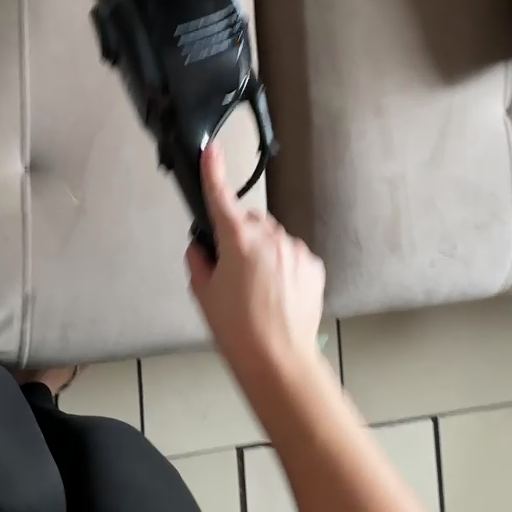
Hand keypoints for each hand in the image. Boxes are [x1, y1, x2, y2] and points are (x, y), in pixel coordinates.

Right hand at [186, 145, 325, 375]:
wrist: (279, 362)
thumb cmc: (238, 331)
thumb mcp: (203, 294)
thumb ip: (198, 260)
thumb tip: (201, 248)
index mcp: (238, 240)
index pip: (220, 197)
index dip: (213, 170)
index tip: (212, 149)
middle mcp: (269, 238)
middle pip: (248, 222)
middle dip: (239, 236)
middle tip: (233, 272)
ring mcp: (295, 250)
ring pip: (271, 237)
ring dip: (262, 251)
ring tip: (258, 289)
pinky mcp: (313, 266)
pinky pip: (291, 254)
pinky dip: (282, 265)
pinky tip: (277, 293)